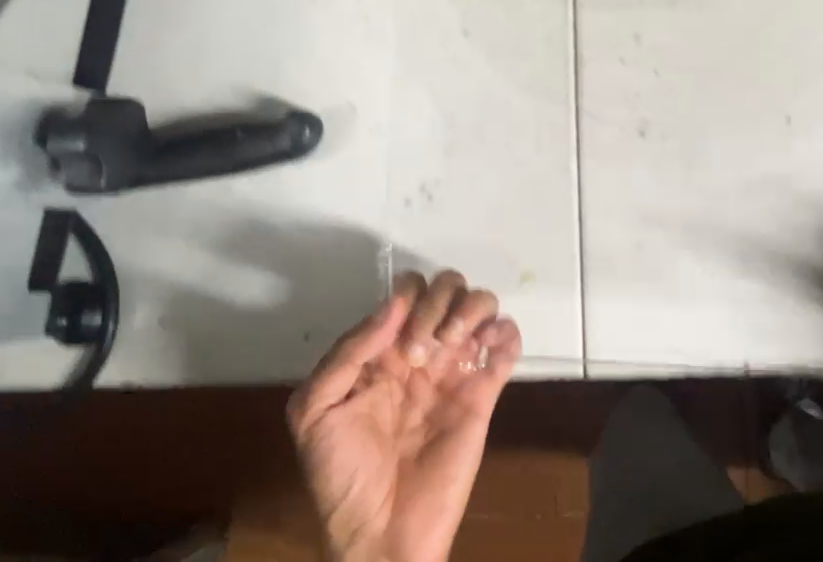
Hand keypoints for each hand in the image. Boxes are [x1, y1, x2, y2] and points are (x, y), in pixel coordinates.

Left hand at [290, 270, 522, 561]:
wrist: (379, 534)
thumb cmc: (340, 475)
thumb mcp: (315, 410)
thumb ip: (346, 352)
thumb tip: (394, 306)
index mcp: (382, 351)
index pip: (407, 292)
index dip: (406, 298)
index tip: (398, 338)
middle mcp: (423, 351)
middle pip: (448, 287)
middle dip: (438, 303)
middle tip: (422, 350)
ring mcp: (455, 371)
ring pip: (481, 305)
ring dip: (472, 310)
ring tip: (454, 346)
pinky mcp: (484, 396)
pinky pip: (508, 345)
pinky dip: (507, 333)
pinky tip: (487, 351)